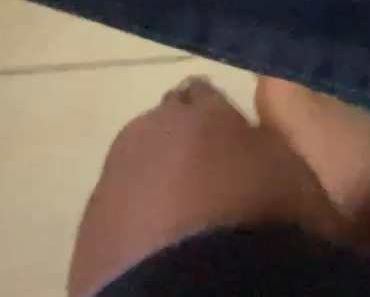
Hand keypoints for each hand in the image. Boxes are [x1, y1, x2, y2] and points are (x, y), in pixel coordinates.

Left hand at [68, 76, 341, 296]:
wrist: (192, 291)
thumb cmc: (256, 214)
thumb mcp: (287, 164)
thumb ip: (263, 140)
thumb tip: (252, 137)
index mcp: (198, 110)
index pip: (203, 93)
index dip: (218, 113)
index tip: (233, 134)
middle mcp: (145, 135)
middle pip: (162, 129)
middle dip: (181, 145)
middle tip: (212, 176)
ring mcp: (107, 188)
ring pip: (136, 175)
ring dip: (156, 188)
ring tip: (188, 221)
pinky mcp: (82, 241)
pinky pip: (117, 221)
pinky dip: (137, 228)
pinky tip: (163, 252)